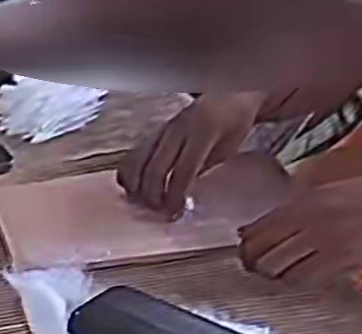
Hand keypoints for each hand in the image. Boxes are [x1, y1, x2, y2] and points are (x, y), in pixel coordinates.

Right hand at [118, 92, 264, 218]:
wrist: (233, 91)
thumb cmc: (233, 124)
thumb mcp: (227, 148)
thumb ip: (200, 170)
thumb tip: (176, 194)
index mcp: (204, 131)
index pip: (183, 171)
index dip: (175, 196)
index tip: (174, 214)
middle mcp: (178, 129)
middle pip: (154, 170)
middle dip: (152, 196)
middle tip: (157, 211)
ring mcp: (161, 130)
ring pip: (136, 164)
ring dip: (135, 188)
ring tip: (142, 202)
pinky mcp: (152, 133)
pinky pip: (131, 158)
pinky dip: (128, 177)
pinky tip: (134, 188)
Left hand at [239, 170, 361, 286]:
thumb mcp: (342, 191)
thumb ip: (298, 209)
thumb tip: (247, 230)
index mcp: (311, 198)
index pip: (255, 229)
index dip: (247, 247)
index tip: (253, 255)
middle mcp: (314, 215)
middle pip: (255, 251)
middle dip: (253, 265)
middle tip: (265, 270)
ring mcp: (327, 235)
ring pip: (272, 267)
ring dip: (272, 276)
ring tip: (287, 274)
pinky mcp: (341, 255)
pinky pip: (299, 277)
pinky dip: (296, 283)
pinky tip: (308, 279)